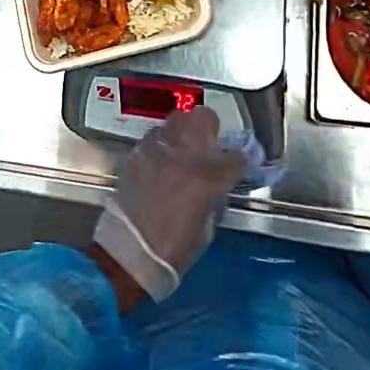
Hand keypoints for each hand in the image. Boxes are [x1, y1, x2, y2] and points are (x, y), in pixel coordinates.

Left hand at [92, 109, 249, 302]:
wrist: (129, 252)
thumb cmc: (174, 248)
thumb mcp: (208, 224)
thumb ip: (216, 193)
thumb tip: (219, 180)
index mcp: (206, 178)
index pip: (236, 155)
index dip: (240, 160)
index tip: (238, 163)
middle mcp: (181, 156)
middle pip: (201, 117)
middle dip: (209, 127)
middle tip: (209, 142)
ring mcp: (155, 151)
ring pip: (175, 120)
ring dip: (183, 133)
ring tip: (183, 151)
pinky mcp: (135, 154)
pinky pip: (154, 136)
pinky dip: (162, 143)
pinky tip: (162, 161)